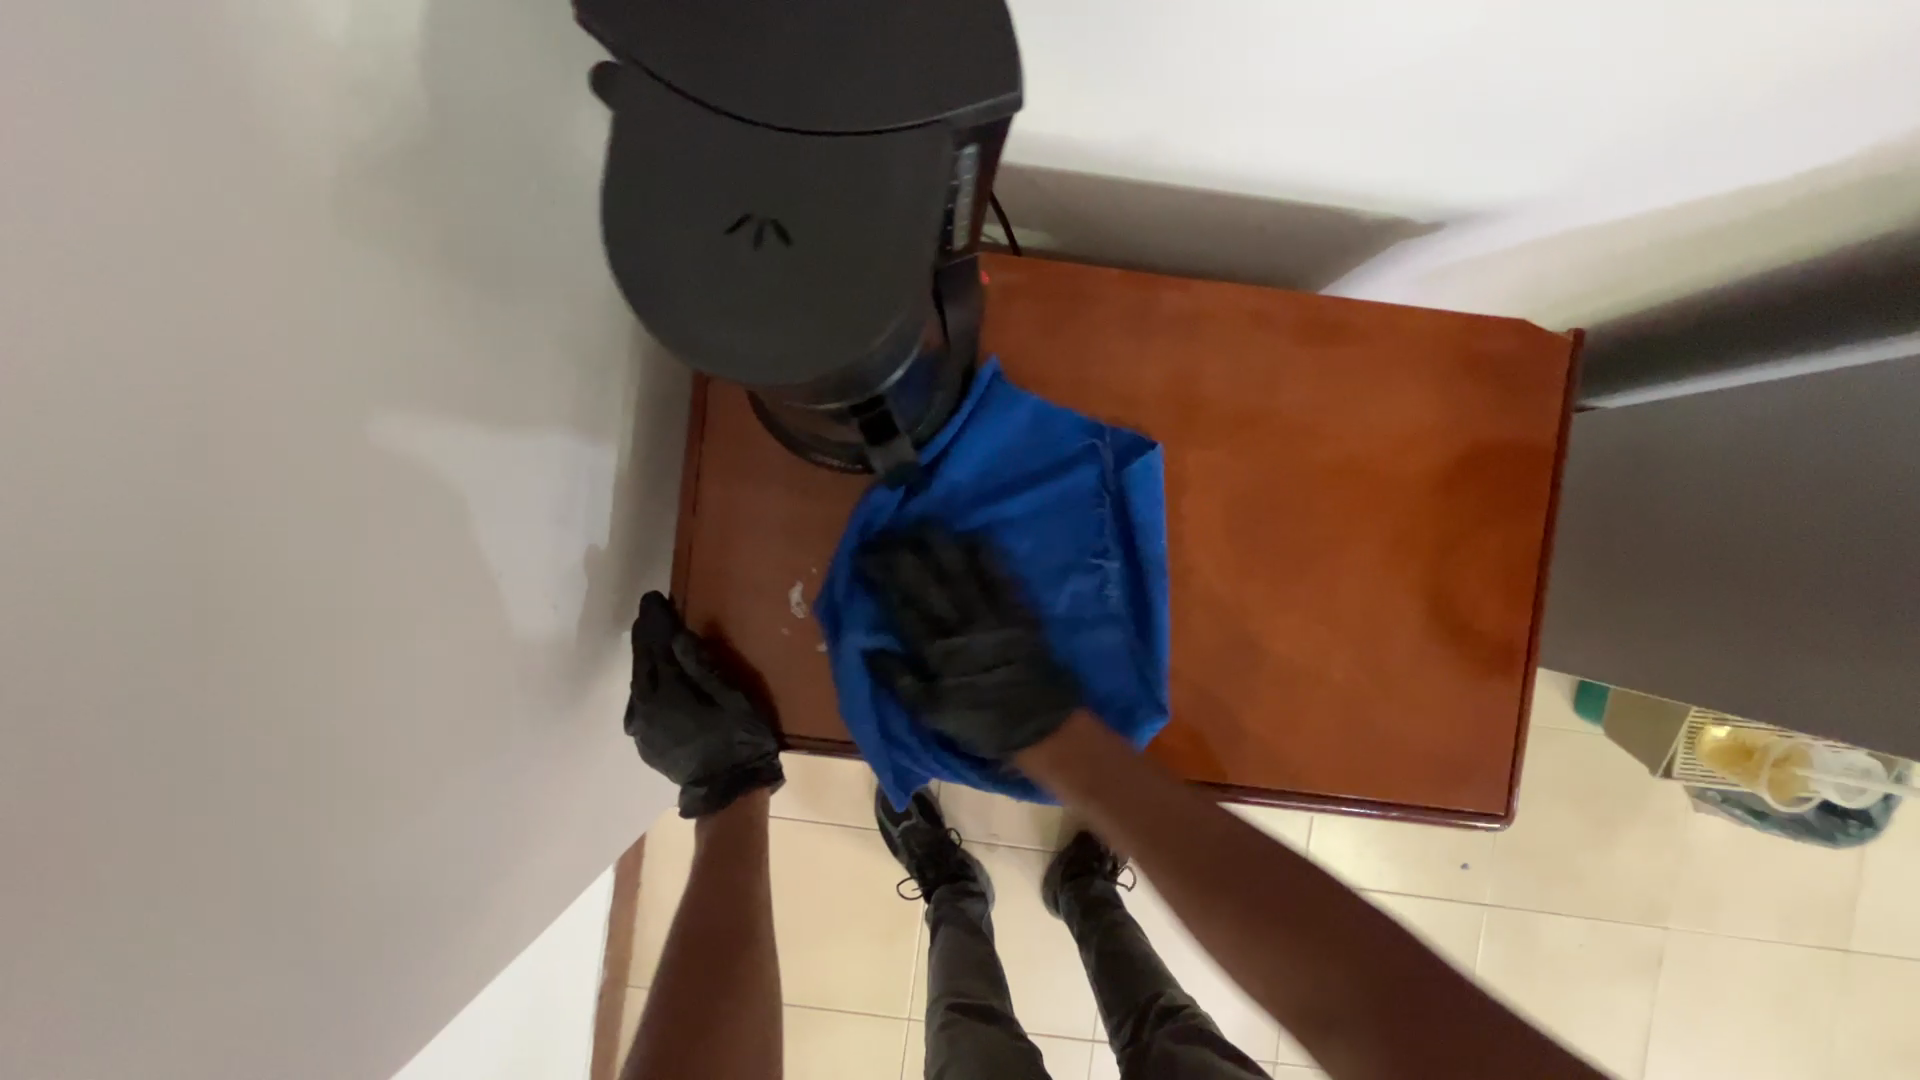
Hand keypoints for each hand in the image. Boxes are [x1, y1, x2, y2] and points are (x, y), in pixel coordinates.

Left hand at [625, 591, 783, 817]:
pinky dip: (646, 686)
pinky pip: (640, 705)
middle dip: (646, 636)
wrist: (729, 790)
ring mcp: (641, 728)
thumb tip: (676, 635)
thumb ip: (702, 666)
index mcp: (667, 692)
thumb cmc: (739, 737)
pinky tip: (655, 681)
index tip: (653, 598)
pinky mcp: (645, 742)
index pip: (656, 646)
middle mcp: (644, 708)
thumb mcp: (732, 696)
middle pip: (641, 663)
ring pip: (638, 685)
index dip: (656, 621)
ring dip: (644, 661)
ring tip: (652, 642)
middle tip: (650, 612)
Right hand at [857, 526, 1080, 759]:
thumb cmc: (981, 722)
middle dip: (899, 550)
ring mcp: (990, 614)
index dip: (879, 576)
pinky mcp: (1017, 610)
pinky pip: (999, 574)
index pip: (899, 603)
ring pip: (958, 568)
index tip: (863, 558)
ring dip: (936, 542)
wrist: (1042, 727)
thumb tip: (867, 649)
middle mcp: (959, 625)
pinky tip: (968, 534)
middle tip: (882, 534)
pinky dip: (984, 553)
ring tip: (917, 524)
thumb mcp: (929, 713)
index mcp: (934, 651)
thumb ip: (897, 680)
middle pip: (924, 578)